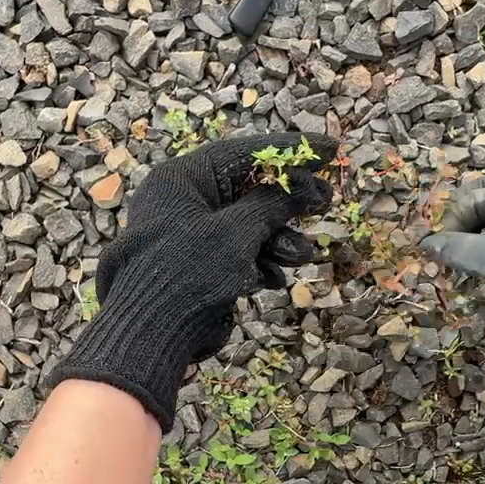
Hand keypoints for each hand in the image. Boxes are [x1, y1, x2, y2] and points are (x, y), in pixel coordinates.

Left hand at [46, 134, 335, 430]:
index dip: (289, 150)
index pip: (243, 154)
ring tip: (301, 255)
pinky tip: (272, 278)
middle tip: (325, 202)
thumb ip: (273, 204)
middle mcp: (184, 202)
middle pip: (248, 190)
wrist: (154, 333)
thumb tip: (303, 189)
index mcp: (182, 180)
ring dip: (278, 239)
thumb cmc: (191, 271)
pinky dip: (260, 263)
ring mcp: (190, 236)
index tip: (330, 150)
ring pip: (247, 226)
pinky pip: (237, 254)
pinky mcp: (200, 267)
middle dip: (288, 202)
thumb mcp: (238, 231)